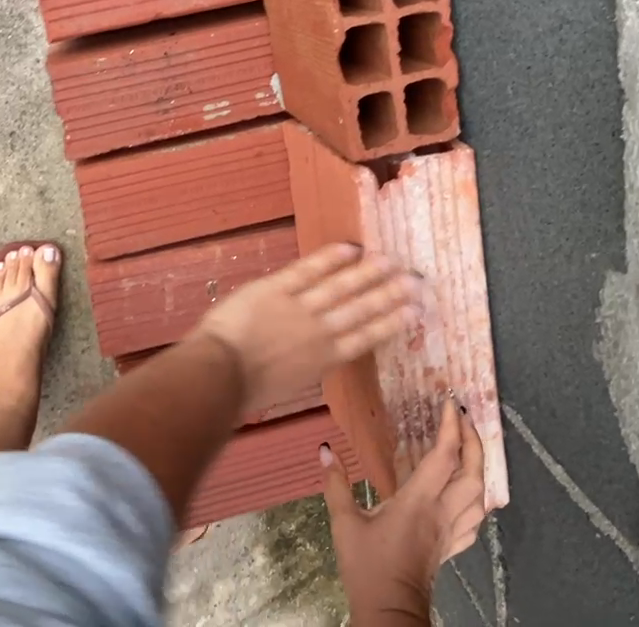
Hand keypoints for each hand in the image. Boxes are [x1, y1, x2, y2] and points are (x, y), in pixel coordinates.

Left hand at [190, 242, 419, 414]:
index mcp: (324, 360)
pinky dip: (330, 259)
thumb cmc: (246, 389)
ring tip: (393, 262)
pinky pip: (308, 270)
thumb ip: (306, 365)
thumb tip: (320, 355)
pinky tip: (351, 248)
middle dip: (392, 295)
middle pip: (362, 309)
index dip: (392, 322)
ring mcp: (300, 307)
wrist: (220, 373)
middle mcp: (320, 332)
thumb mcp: (288, 383)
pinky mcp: (277, 288)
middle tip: (418, 281)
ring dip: (370, 274)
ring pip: (342, 287)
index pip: (366, 337)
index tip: (415, 311)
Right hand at [321, 399, 486, 623]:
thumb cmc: (368, 567)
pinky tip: (469, 493)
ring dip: (479, 467)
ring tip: (468, 447)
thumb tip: (326, 450)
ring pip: (480, 495)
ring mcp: (451, 532)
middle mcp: (442, 513)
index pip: (445, 456)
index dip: (451, 426)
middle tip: (463, 417)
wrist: (389, 612)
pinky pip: (475, 519)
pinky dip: (477, 498)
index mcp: (420, 501)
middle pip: (473, 473)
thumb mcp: (345, 523)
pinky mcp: (452, 548)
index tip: (449, 402)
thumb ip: (337, 484)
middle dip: (473, 441)